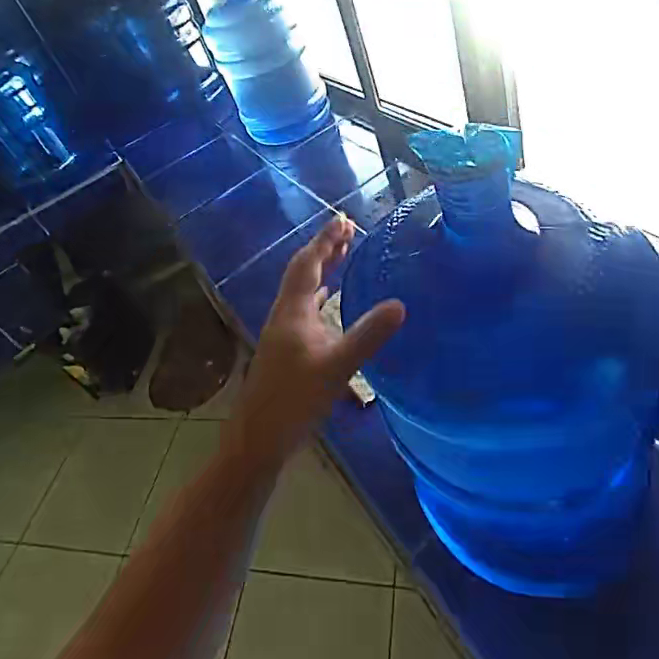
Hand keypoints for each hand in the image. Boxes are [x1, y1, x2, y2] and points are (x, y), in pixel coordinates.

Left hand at [224, 214, 405, 470]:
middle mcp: (284, 314)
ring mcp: (283, 332)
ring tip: (343, 256)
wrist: (258, 439)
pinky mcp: (286, 349)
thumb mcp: (337, 367)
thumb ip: (368, 335)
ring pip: (303, 290)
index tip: (344, 219)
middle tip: (349, 232)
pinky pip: (305, 308)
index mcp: (292, 310)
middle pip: (303, 271)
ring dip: (322, 270)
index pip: (308, 264)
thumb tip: (400, 304)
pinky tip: (329, 303)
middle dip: (325, 249)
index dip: (326, 240)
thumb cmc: (294, 400)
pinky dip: (320, 295)